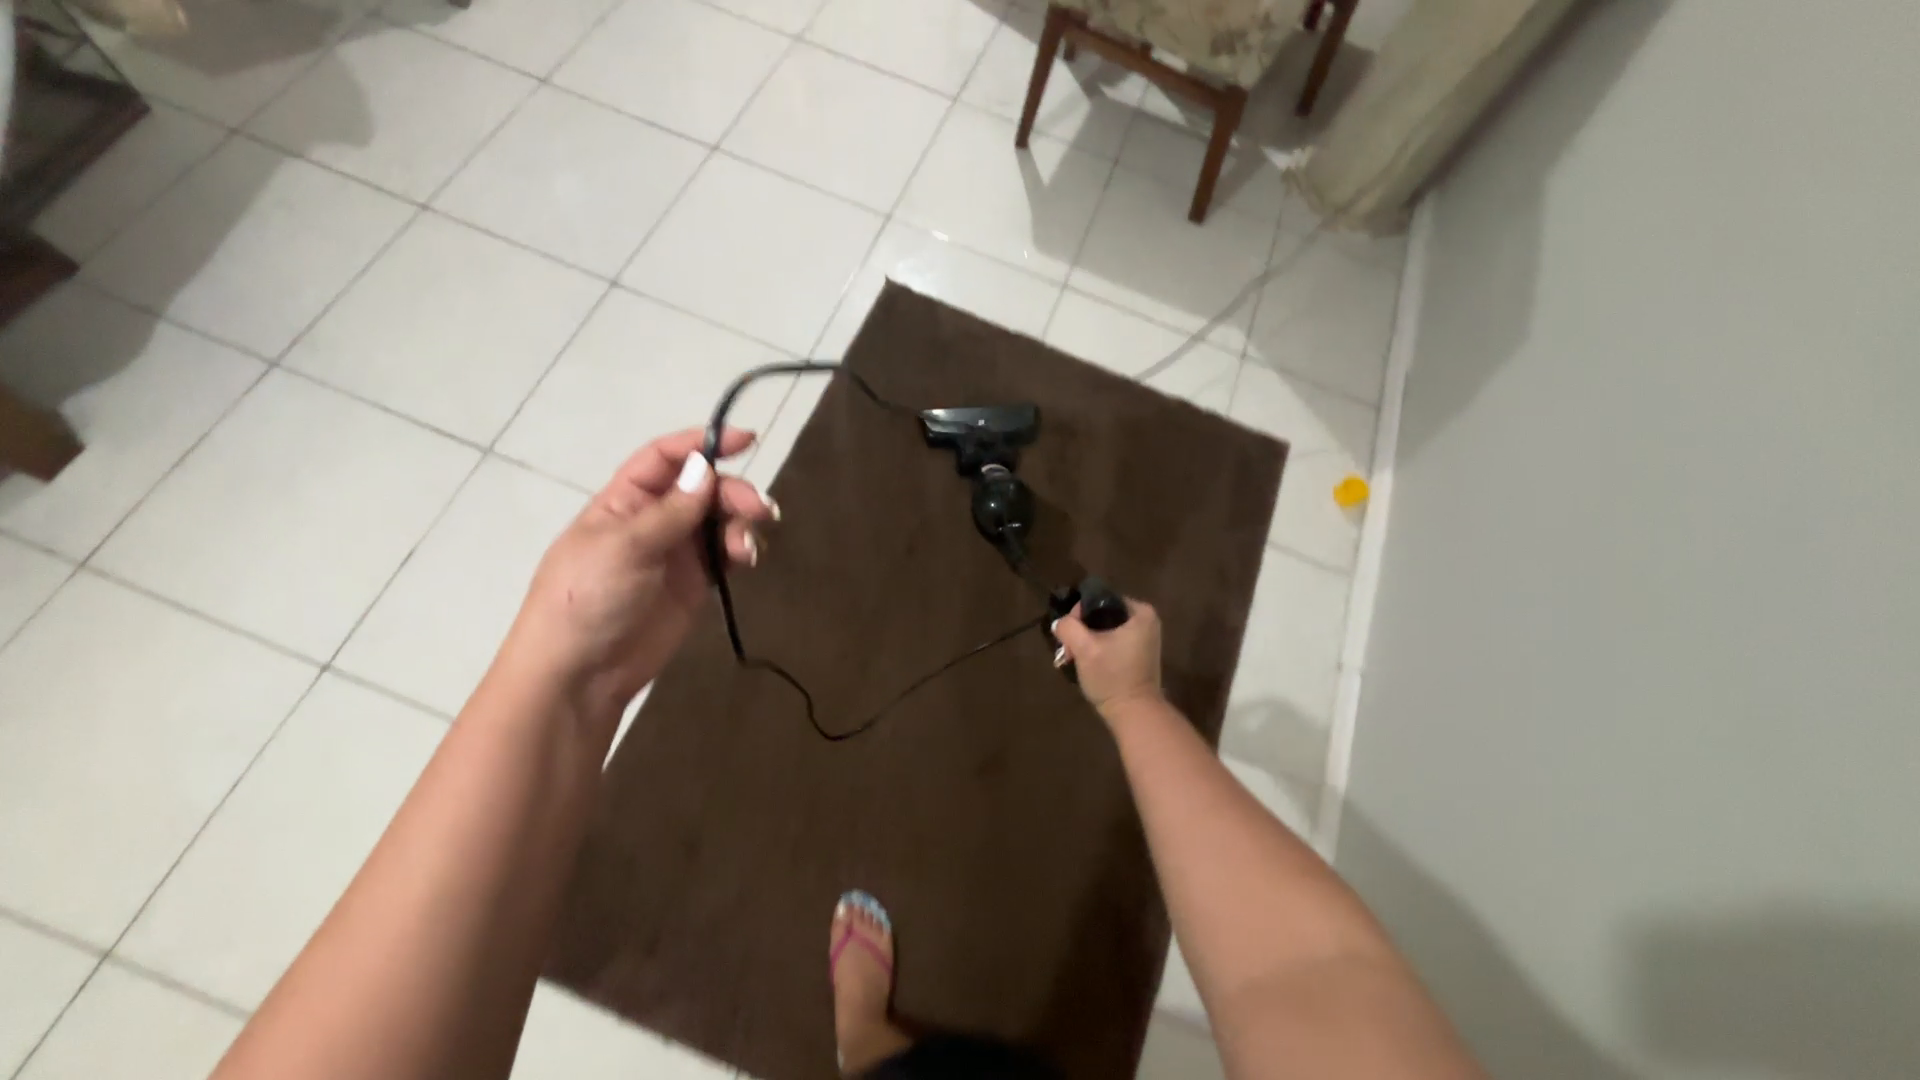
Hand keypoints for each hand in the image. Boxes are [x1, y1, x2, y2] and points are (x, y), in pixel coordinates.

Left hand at [499, 427, 771, 715]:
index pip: (666, 458)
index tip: (747, 440)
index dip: (703, 443)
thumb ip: (670, 511)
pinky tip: (748, 559)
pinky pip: (727, 555)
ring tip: (747, 548)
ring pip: (721, 520)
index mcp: (624, 500)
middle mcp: (654, 519)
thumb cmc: (586, 598)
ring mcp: (676, 552)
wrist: (581, 672)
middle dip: (734, 492)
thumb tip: (704, 467)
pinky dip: (742, 550)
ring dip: (742, 524)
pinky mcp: (696, 584)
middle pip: (704, 488)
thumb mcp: (624, 547)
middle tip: (760, 510)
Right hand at [1053, 597, 1164, 721]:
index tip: (1068, 635)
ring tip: (1073, 659)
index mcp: (1140, 612)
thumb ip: (1068, 627)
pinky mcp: (1139, 655)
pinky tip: (1086, 665)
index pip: (1100, 600)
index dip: (1079, 614)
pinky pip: (1113, 643)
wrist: (1134, 714)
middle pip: (1102, 615)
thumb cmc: (1112, 677)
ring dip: (1087, 642)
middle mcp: (1147, 621)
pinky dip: (1099, 651)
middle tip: (1068, 651)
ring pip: (1105, 630)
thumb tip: (1060, 623)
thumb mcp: (1084, 648)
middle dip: (1082, 632)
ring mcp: (1144, 639)